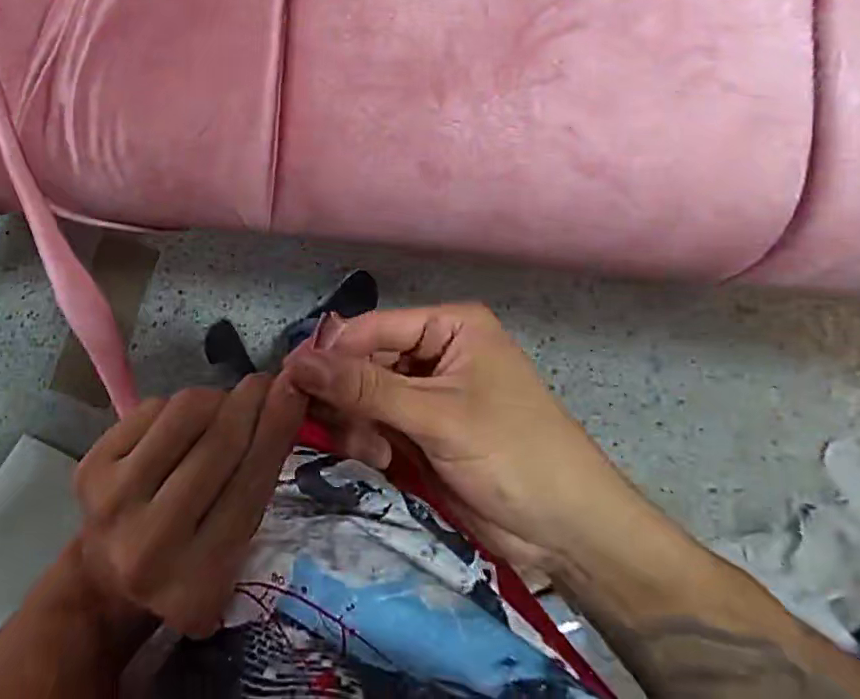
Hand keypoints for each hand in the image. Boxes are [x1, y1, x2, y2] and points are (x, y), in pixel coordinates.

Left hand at [71, 373, 306, 637]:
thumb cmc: (183, 563)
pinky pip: (152, 409)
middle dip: (250, 402)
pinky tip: (184, 419)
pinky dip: (178, 406)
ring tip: (224, 405)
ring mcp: (114, 502)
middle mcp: (152, 544)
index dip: (276, 428)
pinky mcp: (91, 468)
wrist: (105, 578)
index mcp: (198, 581)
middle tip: (265, 382)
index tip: (294, 390)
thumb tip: (285, 402)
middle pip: (219, 444)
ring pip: (185, 415)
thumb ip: (254, 489)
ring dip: (216, 399)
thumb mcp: (227, 551)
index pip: (249, 486)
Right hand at [284, 303, 645, 571]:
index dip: (331, 352)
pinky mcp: (421, 429)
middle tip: (325, 424)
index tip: (291, 380)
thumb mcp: (437, 416)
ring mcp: (426, 392)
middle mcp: (435, 351)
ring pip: (364, 394)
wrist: (568, 534)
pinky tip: (379, 459)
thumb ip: (364, 388)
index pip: (373, 327)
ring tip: (369, 451)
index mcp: (449, 326)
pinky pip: (376, 422)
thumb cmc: (512, 455)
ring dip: (357, 422)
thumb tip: (297, 362)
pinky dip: (368, 439)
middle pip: (364, 360)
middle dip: (346, 394)